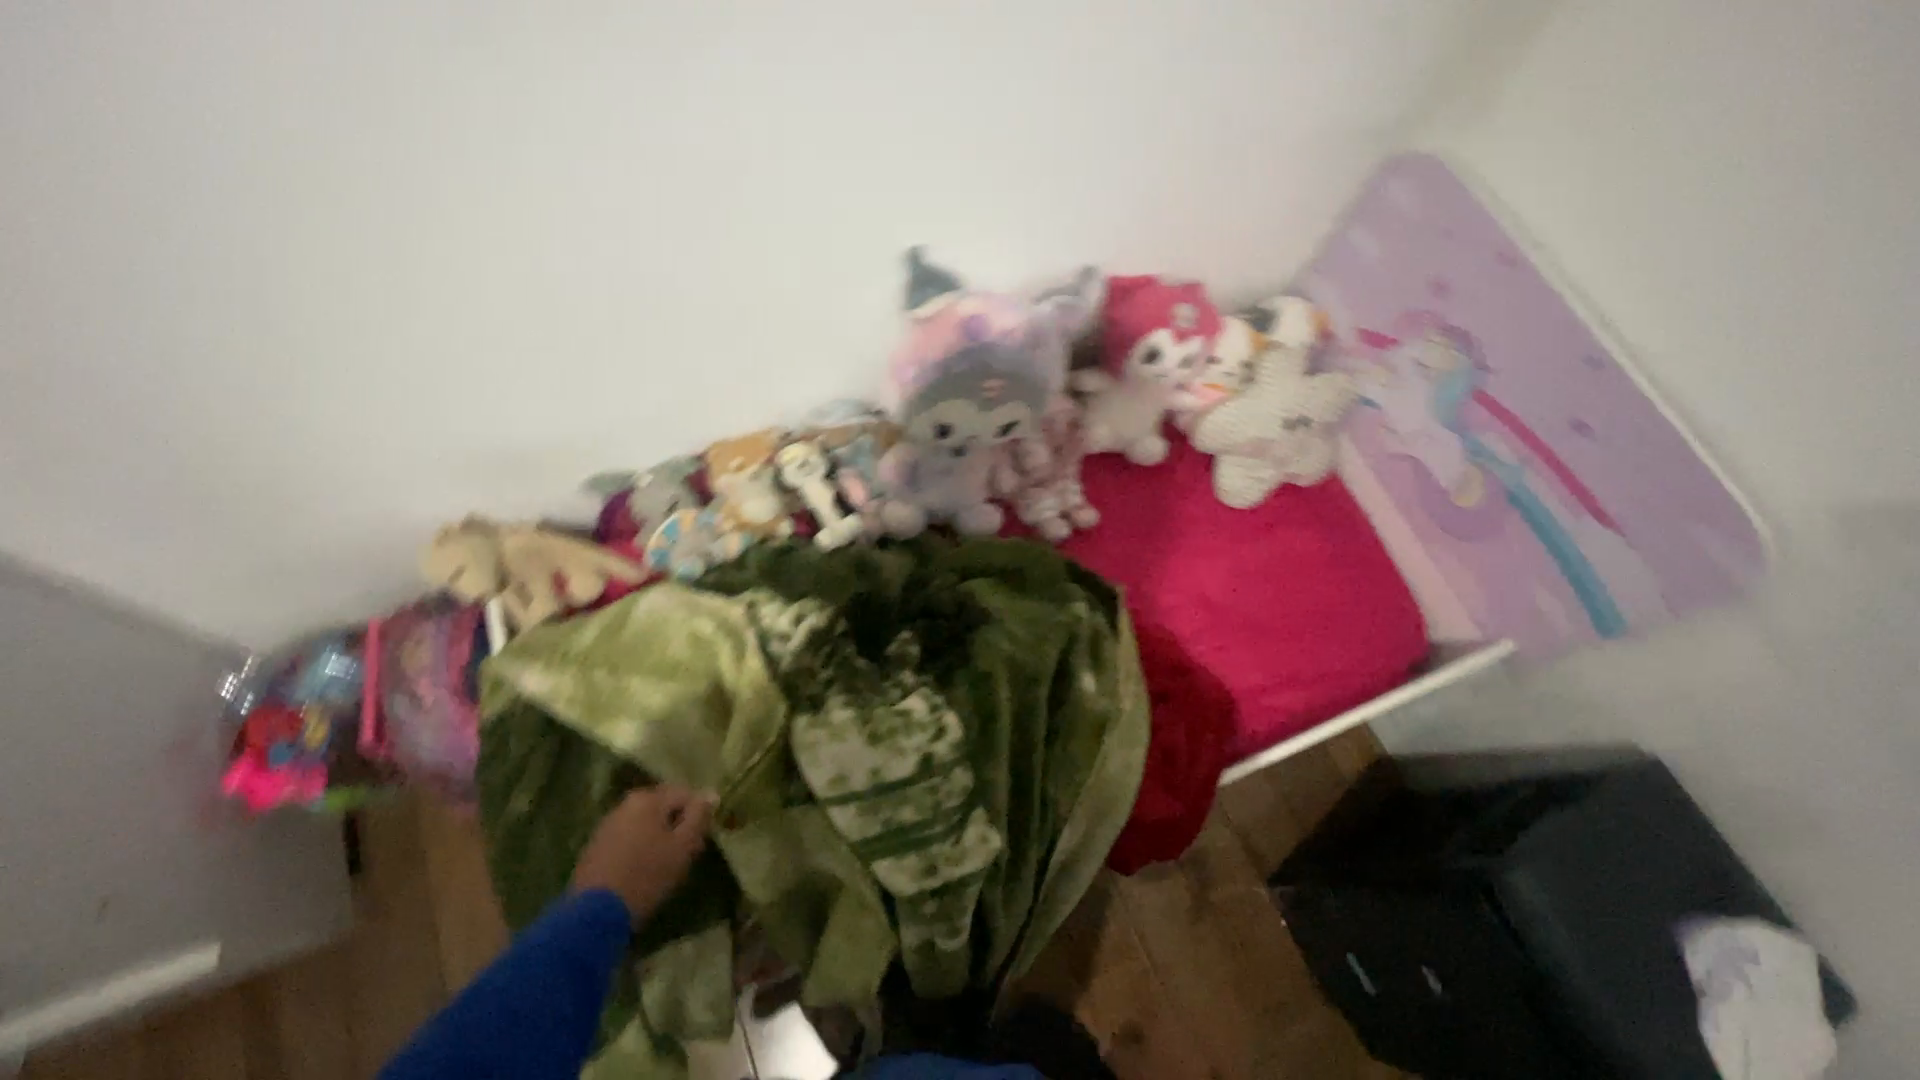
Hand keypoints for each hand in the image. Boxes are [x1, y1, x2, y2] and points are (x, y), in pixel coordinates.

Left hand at [569, 785, 714, 924]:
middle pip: (663, 806)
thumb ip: (699, 817)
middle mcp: (625, 804)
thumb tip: (711, 793)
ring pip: (644, 823)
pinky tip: (642, 869)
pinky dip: (639, 847)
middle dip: (677, 823)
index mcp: (648, 799)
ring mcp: (607, 825)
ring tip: (665, 863)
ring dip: (658, 836)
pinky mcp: (596, 846)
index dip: (699, 814)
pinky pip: (628, 837)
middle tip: (686, 851)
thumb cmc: (647, 876)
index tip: (701, 839)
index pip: (686, 794)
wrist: (595, 913)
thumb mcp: (683, 847)